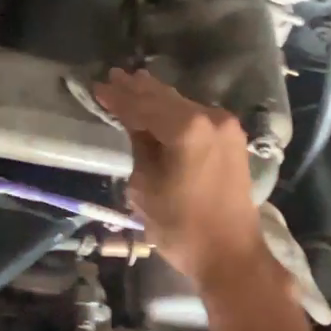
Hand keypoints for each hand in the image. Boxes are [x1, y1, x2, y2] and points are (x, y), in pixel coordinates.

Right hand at [94, 68, 273, 284]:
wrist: (231, 255)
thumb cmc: (182, 227)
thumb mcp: (146, 187)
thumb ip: (139, 148)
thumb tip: (136, 126)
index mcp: (187, 128)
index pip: (143, 106)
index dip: (119, 98)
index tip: (98, 86)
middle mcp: (210, 117)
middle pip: (166, 98)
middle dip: (138, 89)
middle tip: (114, 75)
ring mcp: (226, 127)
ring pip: (183, 104)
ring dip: (157, 98)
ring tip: (133, 83)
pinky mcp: (232, 141)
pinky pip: (197, 117)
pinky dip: (176, 111)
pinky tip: (161, 106)